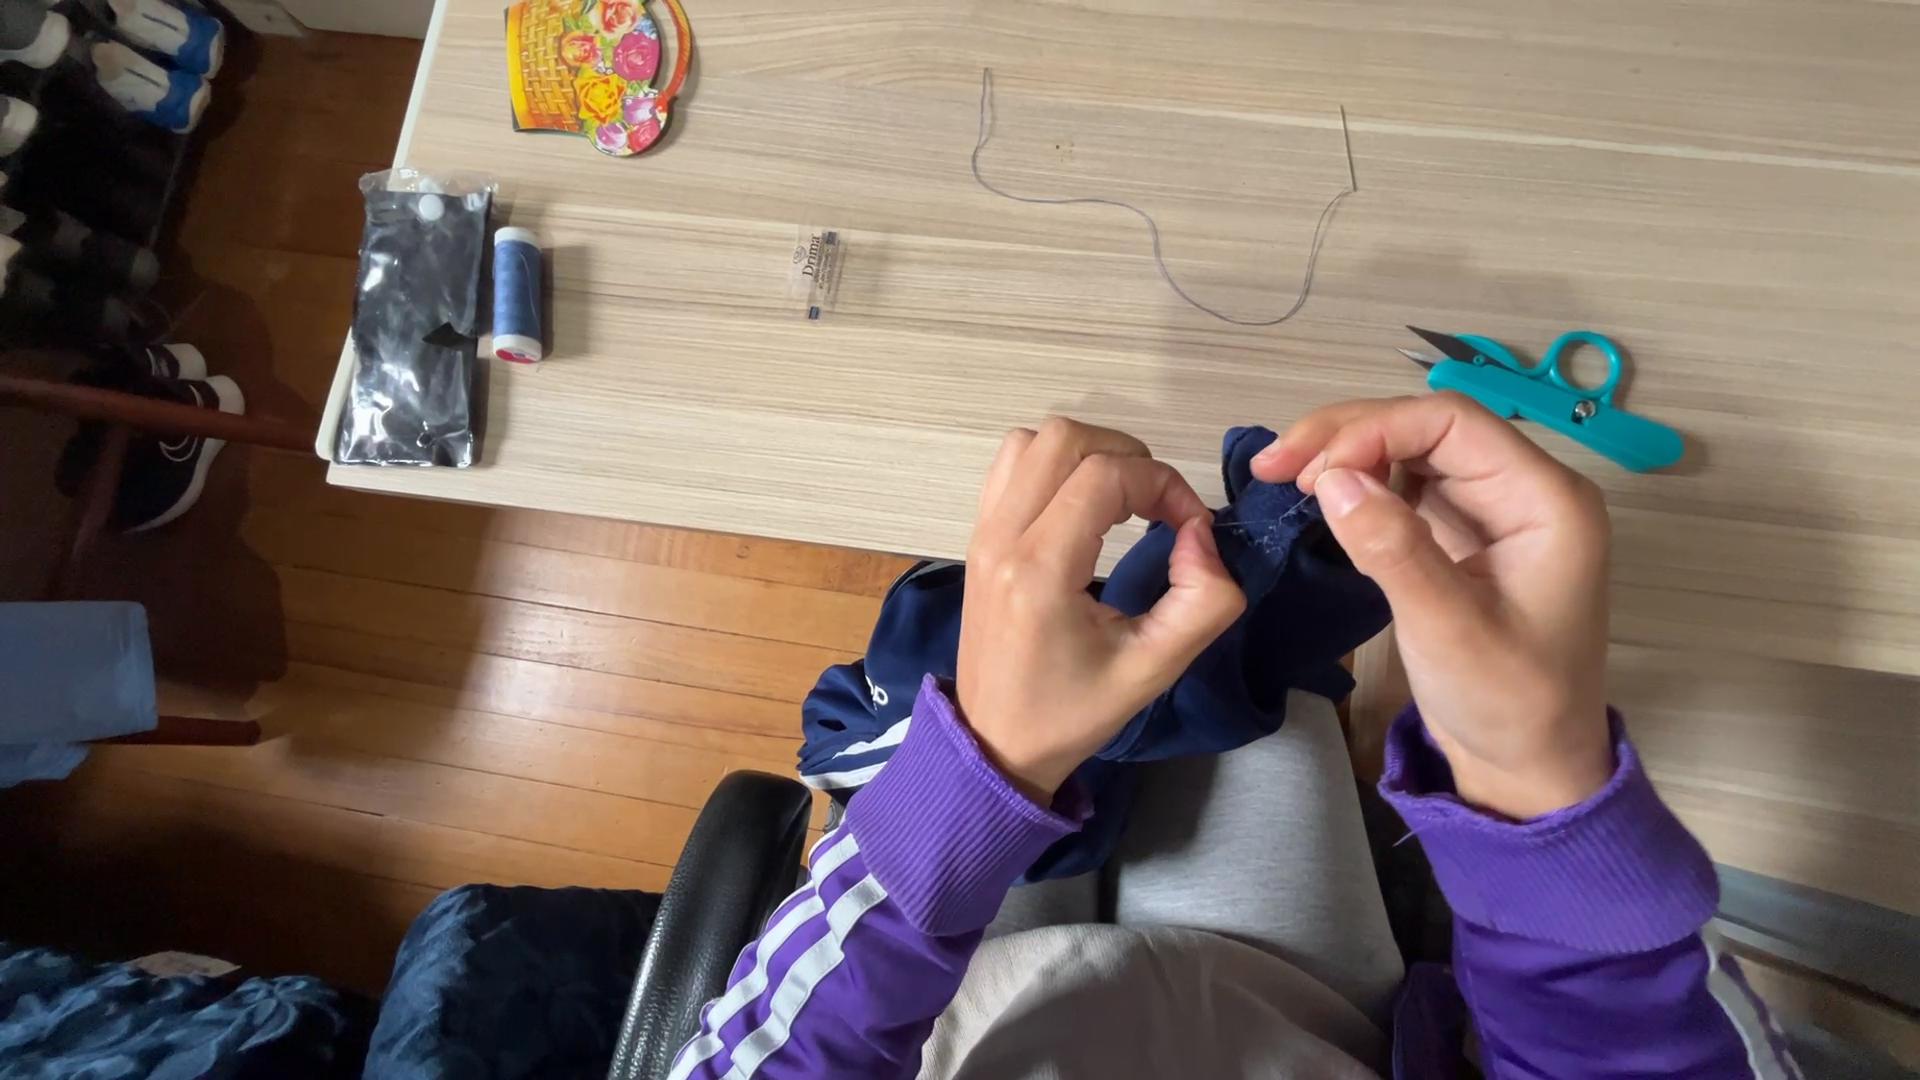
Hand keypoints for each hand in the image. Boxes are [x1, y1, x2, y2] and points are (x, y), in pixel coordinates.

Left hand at [957, 418, 1247, 802]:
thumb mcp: (1154, 667)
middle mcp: (1000, 538)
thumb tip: (1199, 532)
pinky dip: (1053, 466)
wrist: (995, 740)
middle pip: (1063, 439)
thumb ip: (1203, 599)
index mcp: (1039, 570)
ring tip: (1121, 499)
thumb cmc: (1073, 712)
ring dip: (1086, 454)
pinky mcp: (977, 538)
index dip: (1163, 483)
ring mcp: (981, 533)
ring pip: (1030, 442)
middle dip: (1127, 456)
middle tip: (1157, 504)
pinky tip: (1080, 507)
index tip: (1190, 525)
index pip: (1104, 475)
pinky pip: (1010, 468)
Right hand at [1252, 393, 1613, 818]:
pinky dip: (1349, 481)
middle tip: (1271, 465)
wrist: (1525, 758)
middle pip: (1422, 425)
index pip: (1449, 423)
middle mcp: (1516, 489)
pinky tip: (1311, 494)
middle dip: (1343, 435)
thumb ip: (1394, 549)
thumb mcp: (1449, 628)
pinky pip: (1395, 483)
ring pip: (1403, 448)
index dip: (1371, 431)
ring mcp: (1482, 508)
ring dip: (1339, 452)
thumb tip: (1331, 480)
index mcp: (1542, 500)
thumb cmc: (1505, 699)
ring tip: (1279, 474)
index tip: (1308, 475)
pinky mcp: (1451, 530)